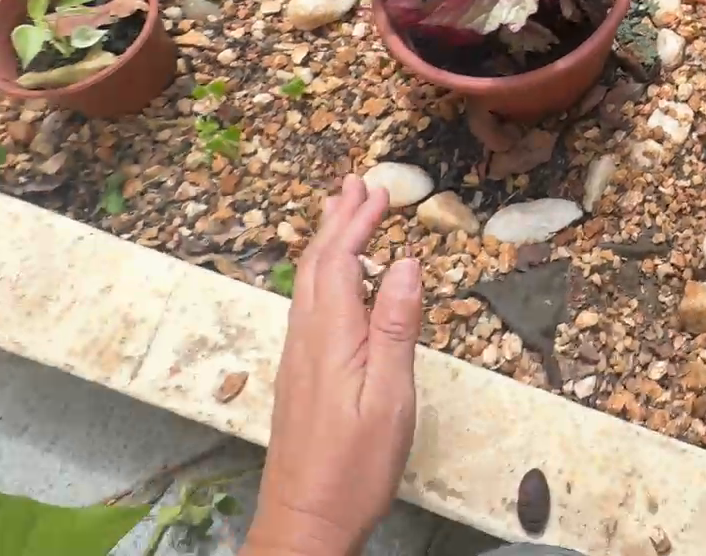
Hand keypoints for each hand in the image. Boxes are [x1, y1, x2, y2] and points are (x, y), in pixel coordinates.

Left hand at [245, 177, 421, 555]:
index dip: (358, 223)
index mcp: (332, 337)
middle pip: (316, 264)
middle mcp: (308, 338)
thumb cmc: (355, 466)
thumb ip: (397, 327)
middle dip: (336, 221)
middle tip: (353, 184)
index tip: (378, 191)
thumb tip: (407, 262)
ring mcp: (299, 356)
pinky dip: (323, 270)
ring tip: (341, 213)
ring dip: (326, 241)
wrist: (303, 524)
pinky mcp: (300, 373)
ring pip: (308, 282)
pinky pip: (309, 302)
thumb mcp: (390, 397)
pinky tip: (334, 276)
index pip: (340, 262)